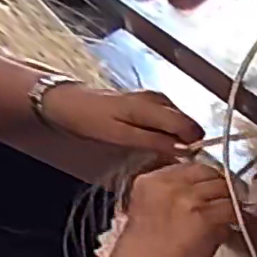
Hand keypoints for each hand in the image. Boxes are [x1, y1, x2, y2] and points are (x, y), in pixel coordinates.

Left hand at [40, 84, 202, 157]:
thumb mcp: (120, 136)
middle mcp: (160, 100)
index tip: (182, 157)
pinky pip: (174, 119)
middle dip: (186, 142)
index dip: (193, 145)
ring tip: (157, 146)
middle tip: (167, 154)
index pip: (192, 128)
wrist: (62, 100)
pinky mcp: (153, 101)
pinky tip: (153, 137)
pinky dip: (170, 131)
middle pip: (191, 125)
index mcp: (153, 107)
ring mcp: (157, 99)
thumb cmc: (88, 119)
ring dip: (178, 137)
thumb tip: (186, 149)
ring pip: (184, 123)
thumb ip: (155, 142)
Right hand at [108, 162, 236, 256]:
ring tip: (233, 213)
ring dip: (232, 201)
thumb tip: (205, 195)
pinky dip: (237, 217)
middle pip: (211, 173)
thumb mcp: (151, 208)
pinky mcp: (206, 215)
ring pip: (225, 189)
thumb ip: (175, 196)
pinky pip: (232, 209)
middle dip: (224, 186)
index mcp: (152, 180)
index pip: (191, 166)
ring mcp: (189, 198)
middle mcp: (170, 184)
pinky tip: (235, 225)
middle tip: (230, 199)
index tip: (215, 188)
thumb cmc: (148, 246)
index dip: (208, 177)